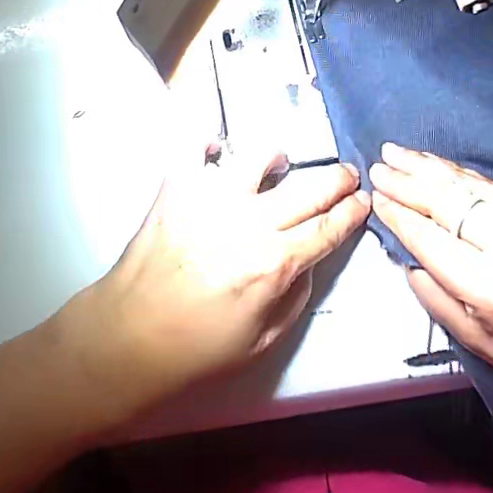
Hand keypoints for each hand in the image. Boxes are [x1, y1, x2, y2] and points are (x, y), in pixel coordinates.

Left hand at [57, 147, 369, 424]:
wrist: (130, 334)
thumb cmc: (197, 347)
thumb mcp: (263, 340)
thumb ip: (295, 295)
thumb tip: (307, 260)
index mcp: (273, 264)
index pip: (327, 229)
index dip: (351, 213)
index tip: (362, 201)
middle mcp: (247, 223)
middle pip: (307, 190)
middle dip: (336, 180)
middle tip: (346, 173)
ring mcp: (210, 200)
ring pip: (257, 159)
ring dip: (277, 158)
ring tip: (280, 162)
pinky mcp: (176, 189)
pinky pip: (196, 152)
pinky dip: (210, 145)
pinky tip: (217, 149)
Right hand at [370, 143, 492, 427]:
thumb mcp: (486, 347)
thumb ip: (438, 300)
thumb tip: (408, 257)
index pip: (432, 239)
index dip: (400, 216)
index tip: (376, 199)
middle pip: (449, 203)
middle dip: (409, 183)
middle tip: (379, 166)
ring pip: (471, 186)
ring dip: (430, 168)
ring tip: (398, 153)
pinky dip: (462, 174)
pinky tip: (440, 166)